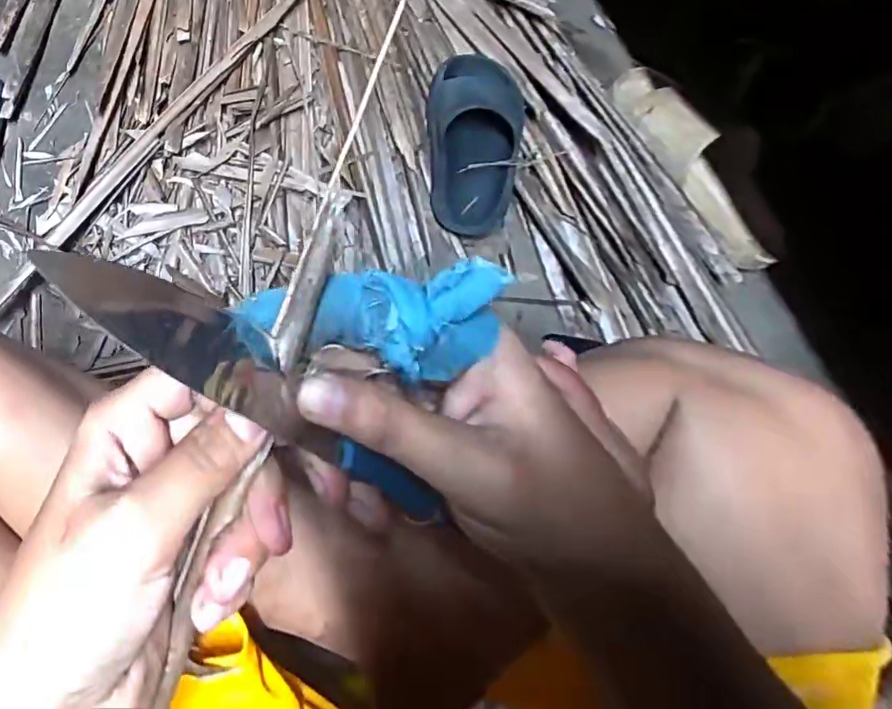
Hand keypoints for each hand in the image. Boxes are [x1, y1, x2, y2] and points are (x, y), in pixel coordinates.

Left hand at [0, 369, 291, 708]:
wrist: (63, 707)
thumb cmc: (63, 612)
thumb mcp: (137, 530)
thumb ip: (201, 465)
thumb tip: (253, 409)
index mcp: (121, 428)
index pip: (189, 376)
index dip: (236, 387)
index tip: (279, 416)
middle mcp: (149, 453)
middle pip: (230, 429)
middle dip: (252, 484)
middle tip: (264, 527)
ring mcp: (173, 498)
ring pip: (244, 483)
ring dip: (244, 538)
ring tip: (219, 585)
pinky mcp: (193, 542)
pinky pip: (242, 531)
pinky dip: (238, 568)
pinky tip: (209, 603)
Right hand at [295, 327, 660, 578]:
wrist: (599, 578)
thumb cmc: (555, 511)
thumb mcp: (469, 466)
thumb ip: (388, 424)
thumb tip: (306, 387)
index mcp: (471, 342)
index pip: (385, 313)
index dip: (332, 335)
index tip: (292, 374)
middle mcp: (447, 357)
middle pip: (366, 361)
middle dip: (338, 417)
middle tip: (327, 473)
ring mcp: (437, 393)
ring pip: (366, 400)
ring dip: (349, 452)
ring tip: (352, 501)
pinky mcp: (429, 426)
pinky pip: (378, 431)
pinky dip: (366, 467)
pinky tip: (371, 505)